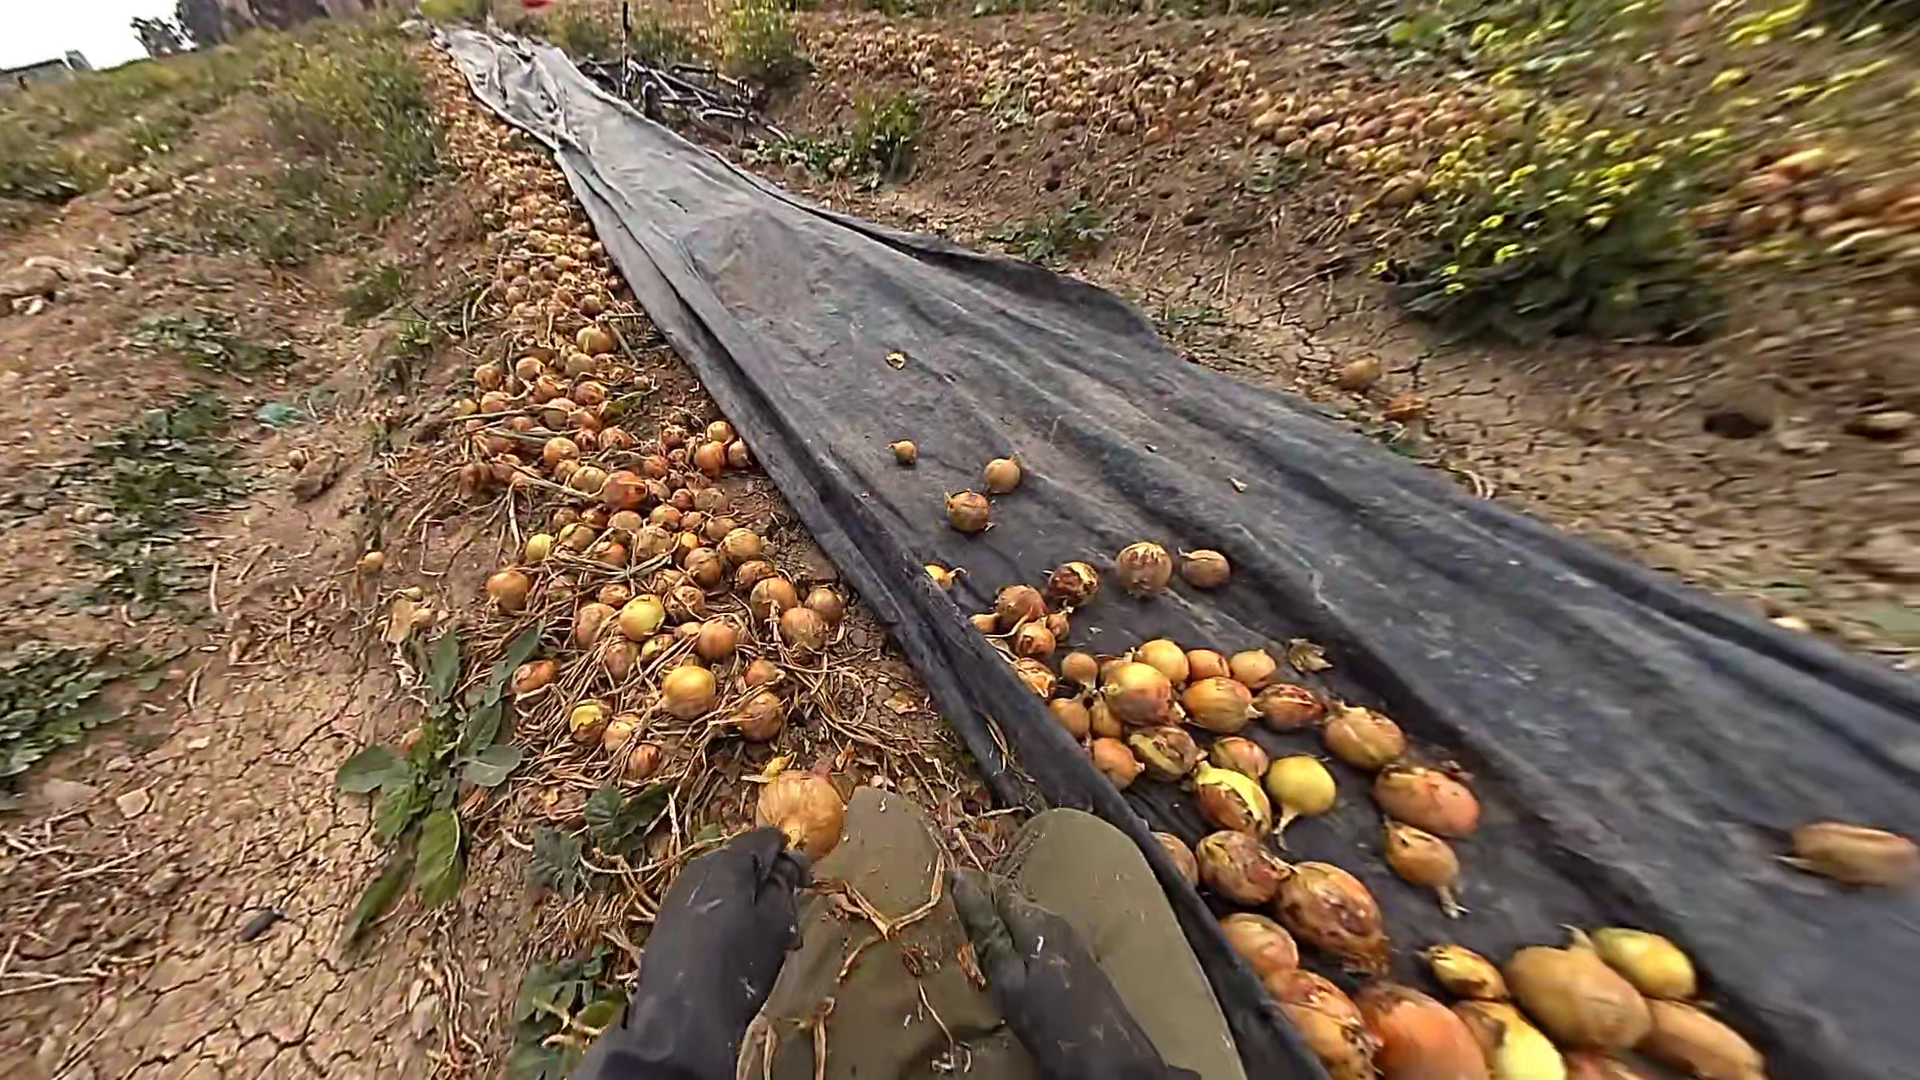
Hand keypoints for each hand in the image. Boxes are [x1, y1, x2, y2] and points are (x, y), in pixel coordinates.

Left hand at [575, 827, 807, 1079]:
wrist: (678, 1024)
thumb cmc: (737, 965)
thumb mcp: (777, 922)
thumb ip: (785, 883)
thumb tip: (789, 863)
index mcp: (729, 861)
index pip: (767, 838)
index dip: (790, 856)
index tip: (802, 883)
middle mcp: (699, 868)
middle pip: (743, 860)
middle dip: (767, 881)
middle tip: (786, 913)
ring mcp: (677, 895)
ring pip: (724, 884)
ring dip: (746, 901)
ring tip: (762, 935)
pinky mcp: (665, 922)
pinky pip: (705, 905)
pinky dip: (724, 916)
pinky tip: (733, 946)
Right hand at [951, 869, 1196, 1079]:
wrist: (1114, 1063)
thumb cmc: (1053, 1022)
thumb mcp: (1009, 980)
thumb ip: (986, 930)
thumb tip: (959, 878)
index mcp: (1035, 919)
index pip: (996, 886)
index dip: (971, 884)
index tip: (944, 883)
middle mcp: (1054, 919)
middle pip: (1013, 901)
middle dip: (986, 903)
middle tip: (955, 914)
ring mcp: (1070, 940)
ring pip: (1026, 921)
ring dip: (1003, 924)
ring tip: (978, 937)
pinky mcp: (1078, 961)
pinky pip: (1039, 939)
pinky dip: (1019, 943)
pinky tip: (1012, 961)